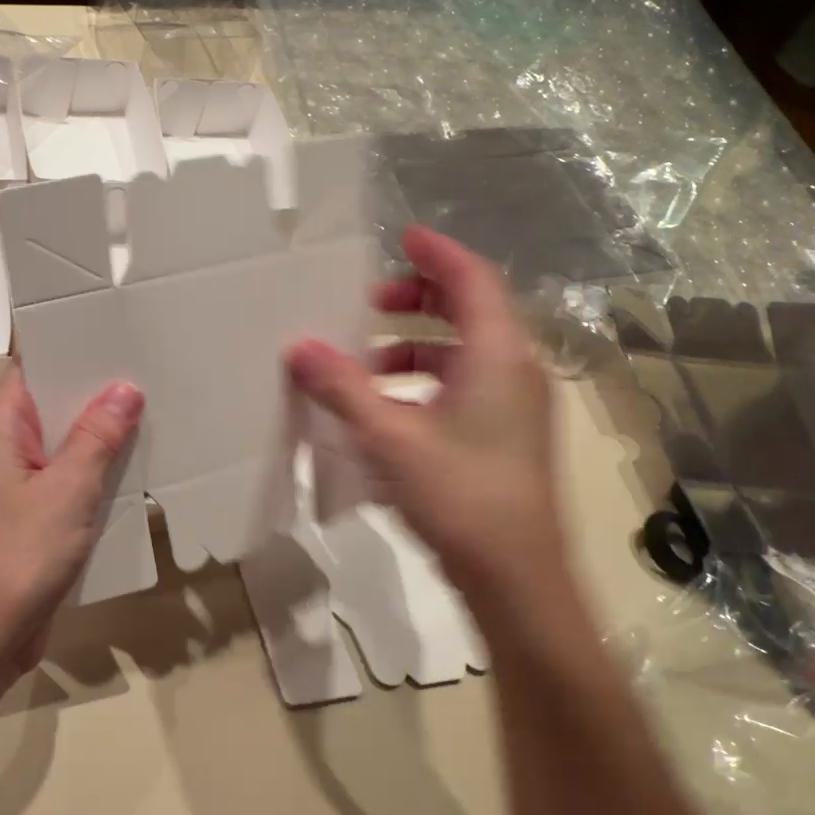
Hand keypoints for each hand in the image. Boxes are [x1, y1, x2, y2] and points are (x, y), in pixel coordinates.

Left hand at [0, 367, 143, 701]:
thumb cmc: (16, 555)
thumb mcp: (65, 491)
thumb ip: (96, 438)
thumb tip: (124, 387)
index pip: (35, 366)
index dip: (75, 349)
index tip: (125, 333)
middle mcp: (3, 447)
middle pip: (54, 405)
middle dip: (100, 393)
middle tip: (160, 371)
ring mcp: (15, 485)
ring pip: (64, 448)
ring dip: (103, 439)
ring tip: (162, 414)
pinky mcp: (30, 519)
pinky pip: (67, 484)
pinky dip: (97, 478)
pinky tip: (139, 472)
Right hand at [286, 225, 563, 600]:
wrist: (516, 577)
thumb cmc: (459, 494)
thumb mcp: (388, 437)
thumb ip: (342, 388)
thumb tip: (298, 346)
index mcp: (499, 355)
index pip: (472, 280)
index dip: (437, 253)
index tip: (400, 237)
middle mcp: (515, 371)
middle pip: (471, 312)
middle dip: (417, 302)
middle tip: (367, 305)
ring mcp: (515, 407)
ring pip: (464, 354)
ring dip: (414, 347)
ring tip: (363, 365)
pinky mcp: (505, 438)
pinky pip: (464, 387)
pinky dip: (424, 382)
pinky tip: (384, 411)